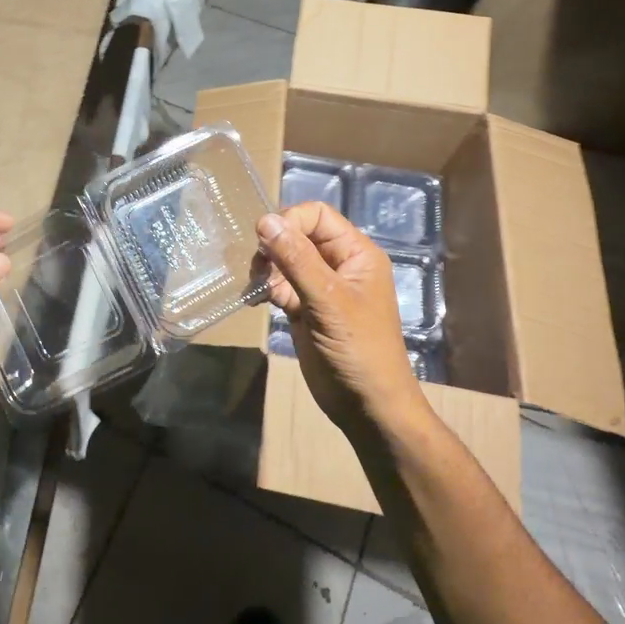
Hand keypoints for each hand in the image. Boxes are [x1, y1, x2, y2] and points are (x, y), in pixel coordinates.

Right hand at [259, 202, 424, 438]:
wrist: (368, 407)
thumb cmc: (359, 350)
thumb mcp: (328, 301)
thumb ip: (297, 259)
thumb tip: (265, 220)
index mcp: (356, 254)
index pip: (317, 216)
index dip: (290, 221)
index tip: (265, 240)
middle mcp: (338, 265)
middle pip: (297, 235)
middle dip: (274, 246)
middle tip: (258, 268)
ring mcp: (320, 288)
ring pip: (284, 260)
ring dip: (266, 268)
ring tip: (258, 288)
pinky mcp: (304, 309)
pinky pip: (279, 285)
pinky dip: (265, 289)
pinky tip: (256, 301)